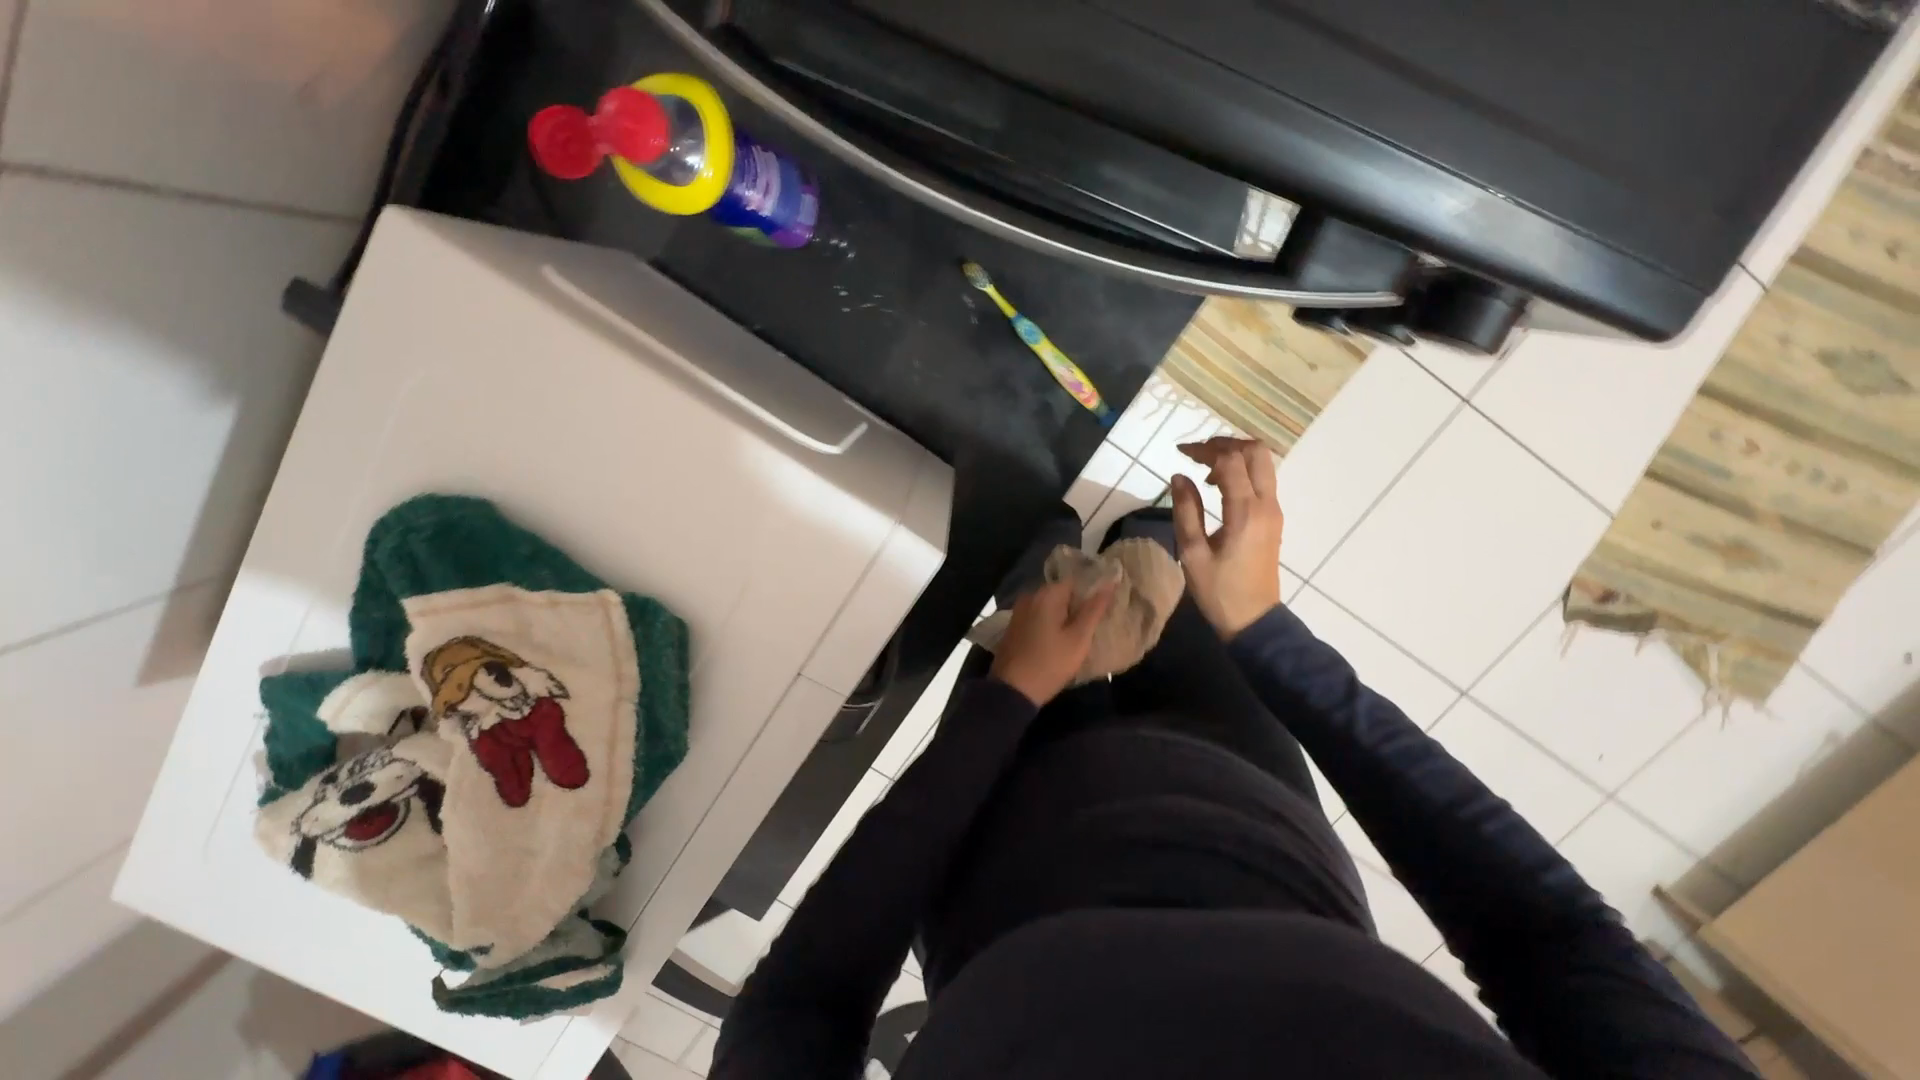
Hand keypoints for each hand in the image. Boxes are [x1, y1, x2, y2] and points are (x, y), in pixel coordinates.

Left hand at [990, 579, 1115, 706]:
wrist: (1012, 690)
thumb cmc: (1050, 664)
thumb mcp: (1078, 639)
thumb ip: (1094, 610)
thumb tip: (1109, 583)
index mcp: (1046, 594)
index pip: (1076, 580)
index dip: (1091, 592)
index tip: (1103, 608)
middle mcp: (1030, 596)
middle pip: (1061, 592)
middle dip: (1078, 604)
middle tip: (1094, 624)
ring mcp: (1019, 611)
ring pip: (1050, 605)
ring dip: (1064, 615)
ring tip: (1080, 633)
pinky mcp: (1015, 625)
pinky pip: (1038, 616)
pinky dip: (1050, 623)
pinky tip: (1060, 639)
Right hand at [1170, 436, 1284, 637]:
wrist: (1254, 619)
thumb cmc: (1219, 591)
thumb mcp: (1193, 553)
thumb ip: (1186, 510)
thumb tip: (1179, 476)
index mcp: (1245, 511)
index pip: (1229, 461)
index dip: (1204, 450)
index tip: (1179, 453)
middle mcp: (1266, 504)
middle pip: (1256, 452)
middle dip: (1226, 443)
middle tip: (1198, 452)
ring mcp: (1274, 511)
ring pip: (1263, 464)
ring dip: (1236, 456)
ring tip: (1206, 468)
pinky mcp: (1273, 519)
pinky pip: (1263, 480)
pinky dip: (1243, 471)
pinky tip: (1219, 485)